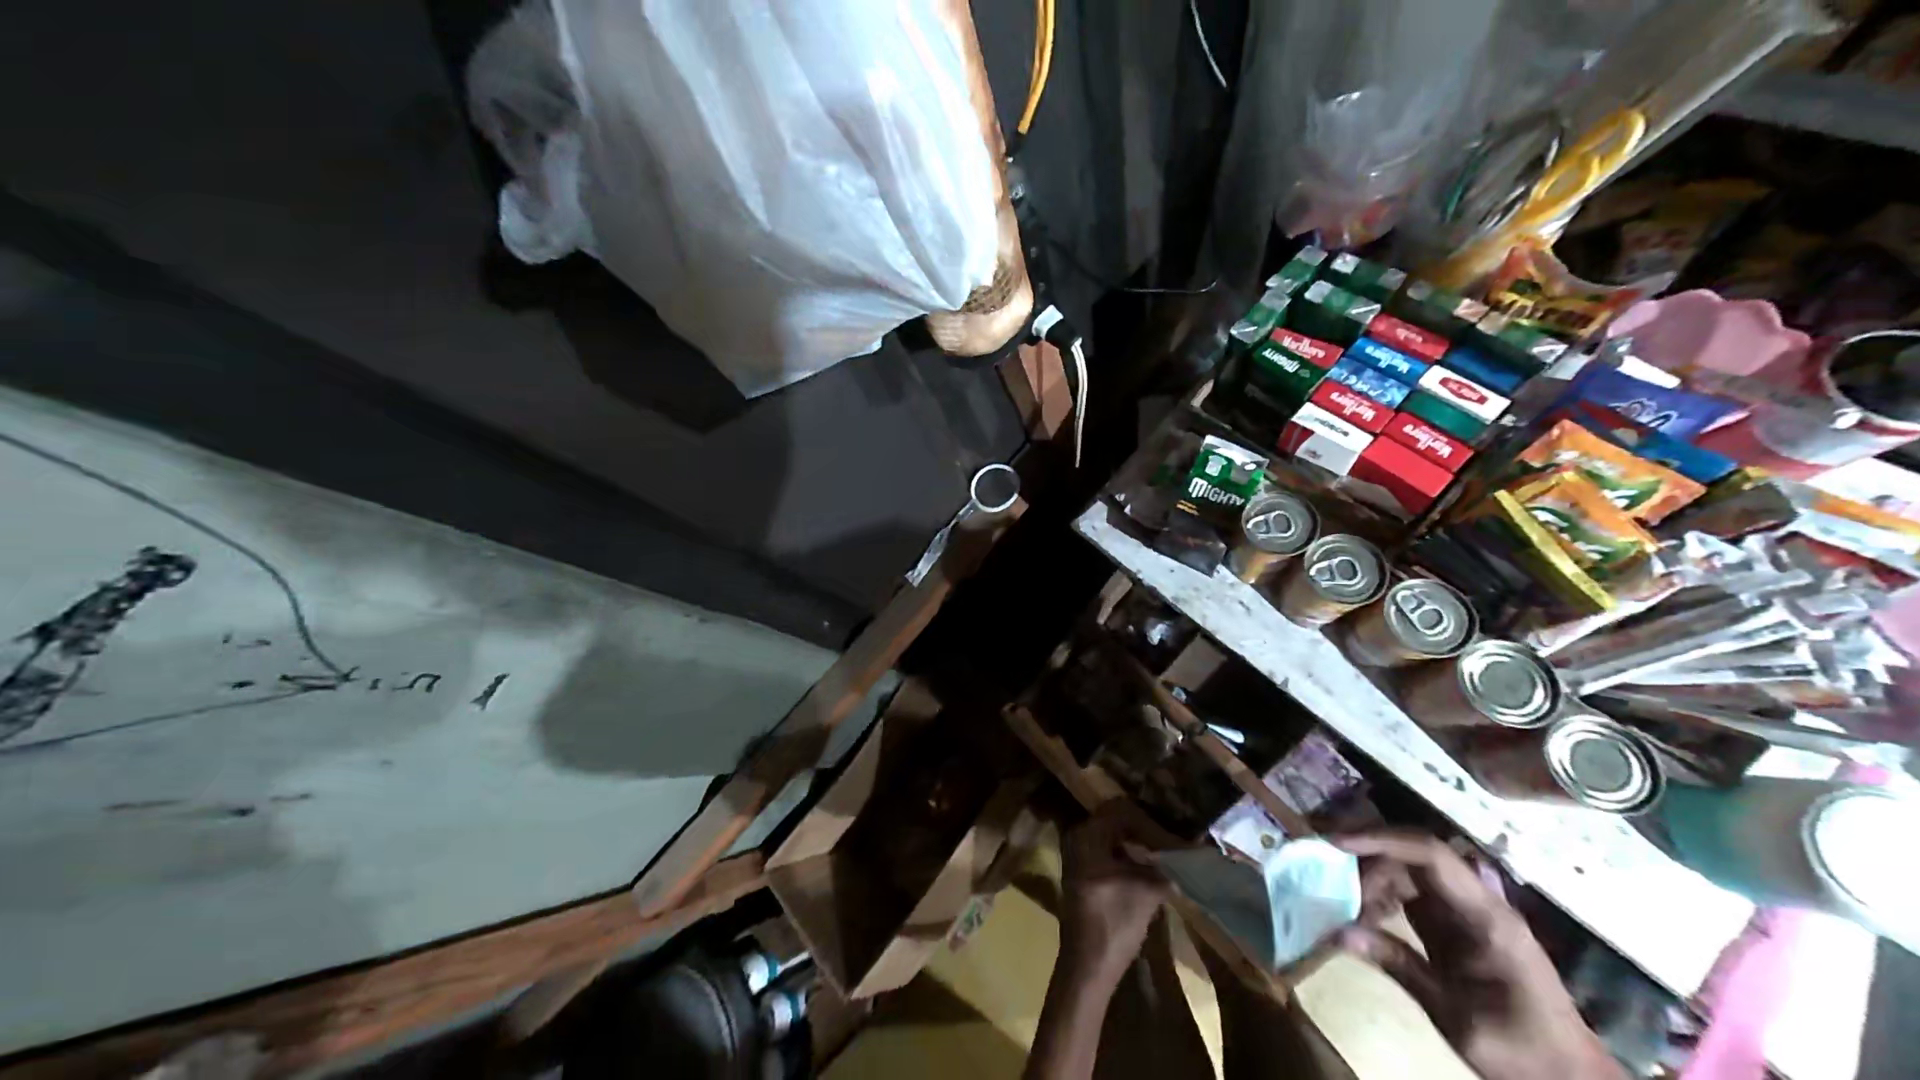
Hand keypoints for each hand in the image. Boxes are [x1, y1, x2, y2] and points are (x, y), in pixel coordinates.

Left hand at [1058, 802, 1169, 978]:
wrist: (1088, 965)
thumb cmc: (1114, 924)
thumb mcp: (1147, 891)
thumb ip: (1165, 866)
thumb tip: (1191, 851)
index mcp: (1087, 835)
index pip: (1124, 812)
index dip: (1153, 825)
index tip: (1176, 841)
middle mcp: (1078, 836)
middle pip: (1118, 820)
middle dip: (1147, 830)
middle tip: (1173, 843)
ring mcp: (1077, 853)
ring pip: (1114, 835)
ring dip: (1140, 843)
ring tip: (1166, 854)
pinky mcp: (1083, 870)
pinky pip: (1109, 849)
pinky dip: (1130, 854)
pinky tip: (1150, 867)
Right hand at [1334, 832, 1626, 1079]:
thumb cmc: (1521, 1052)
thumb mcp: (1457, 1017)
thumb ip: (1400, 968)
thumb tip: (1338, 933)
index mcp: (1486, 916)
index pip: (1430, 854)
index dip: (1380, 839)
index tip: (1333, 842)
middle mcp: (1475, 904)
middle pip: (1412, 857)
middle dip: (1365, 857)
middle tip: (1323, 869)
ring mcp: (1465, 915)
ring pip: (1407, 873)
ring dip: (1369, 878)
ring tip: (1338, 900)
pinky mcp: (1455, 929)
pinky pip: (1409, 895)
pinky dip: (1379, 897)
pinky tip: (1359, 915)